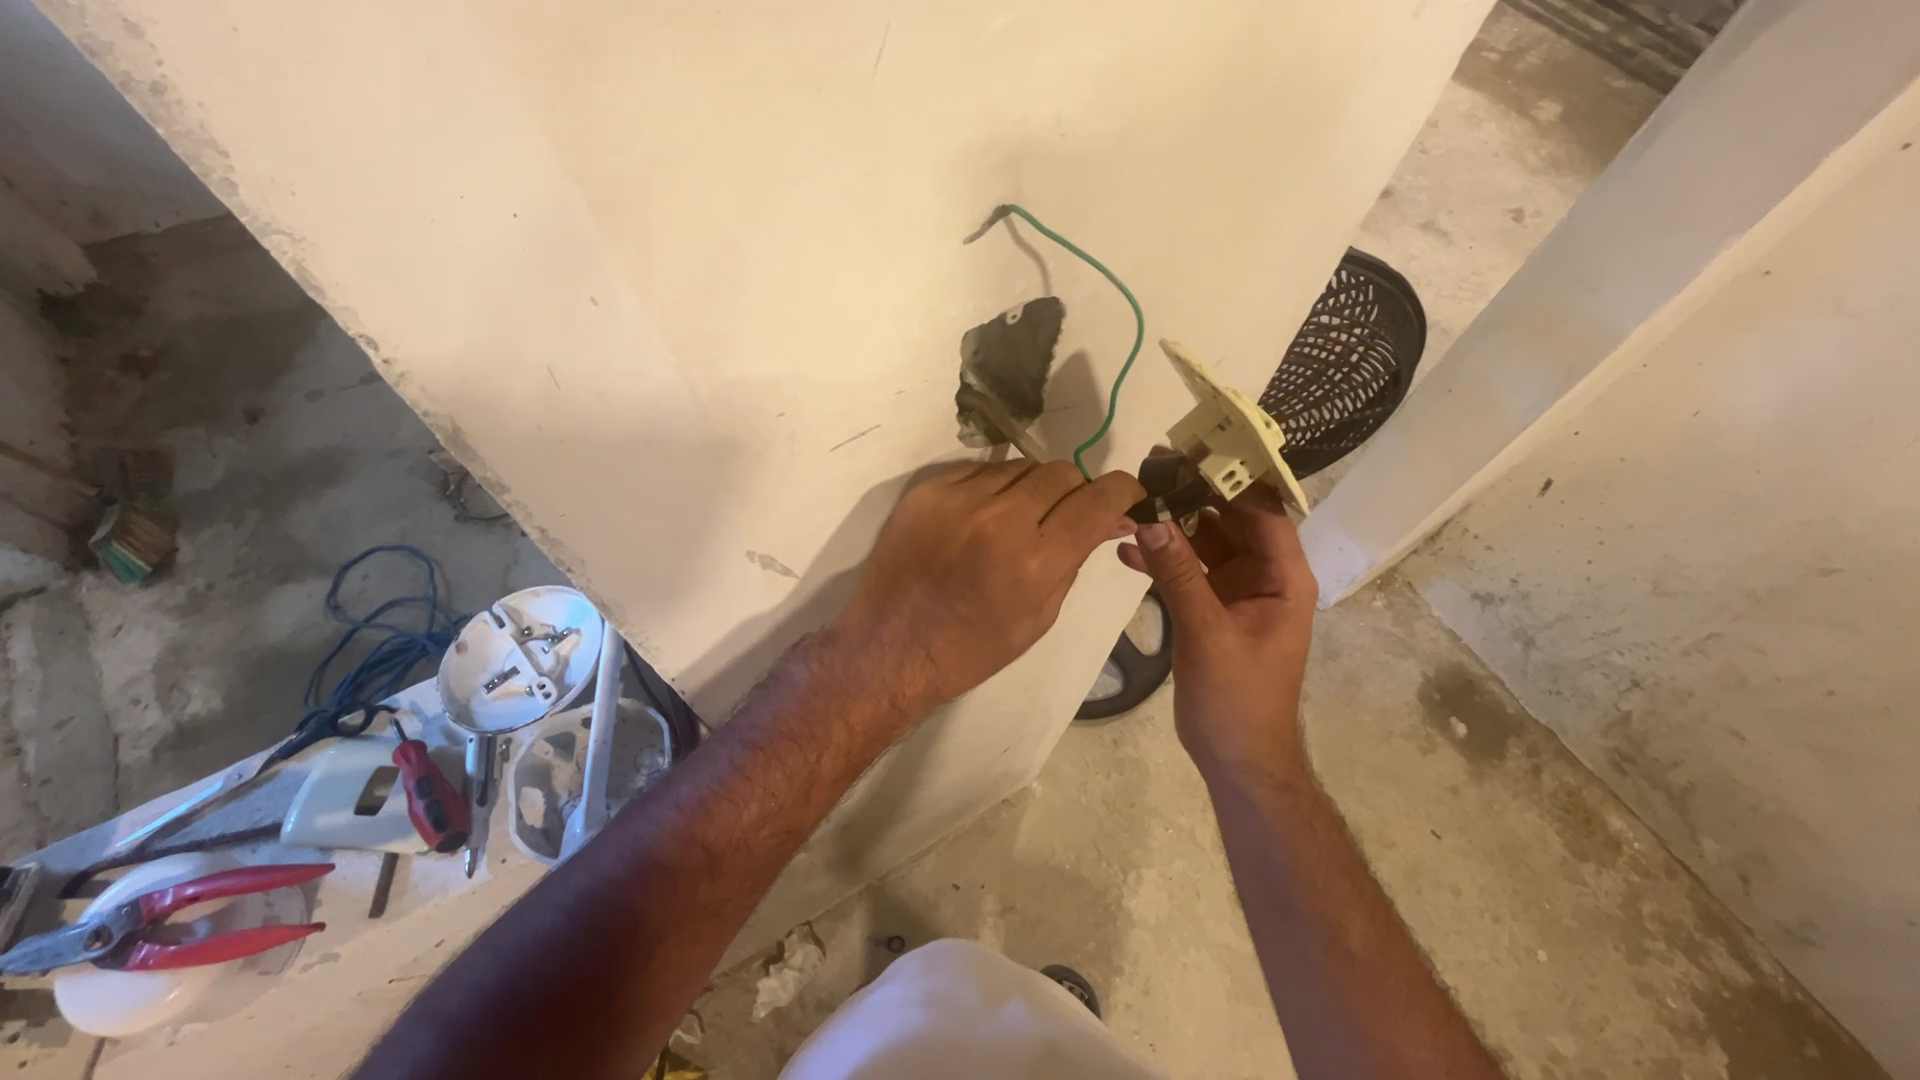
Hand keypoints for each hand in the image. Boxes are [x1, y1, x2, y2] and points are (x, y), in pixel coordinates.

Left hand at [833, 461, 1145, 713]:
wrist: (891, 649)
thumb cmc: (972, 647)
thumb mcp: (1040, 616)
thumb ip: (1076, 560)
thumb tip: (1111, 520)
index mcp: (1035, 561)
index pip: (1099, 500)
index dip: (1123, 492)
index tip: (1127, 497)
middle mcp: (1000, 519)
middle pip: (1062, 473)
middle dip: (1076, 491)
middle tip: (1065, 516)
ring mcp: (959, 499)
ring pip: (1021, 466)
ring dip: (1033, 488)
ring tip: (1019, 519)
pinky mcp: (927, 491)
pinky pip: (979, 470)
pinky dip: (993, 488)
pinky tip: (983, 517)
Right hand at [1118, 484, 1317, 779]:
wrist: (1237, 757)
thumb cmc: (1238, 698)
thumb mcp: (1207, 633)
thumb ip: (1178, 574)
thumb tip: (1150, 519)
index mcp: (1284, 579)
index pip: (1264, 512)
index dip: (1233, 479)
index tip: (1194, 449)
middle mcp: (1264, 578)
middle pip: (1231, 521)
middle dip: (1194, 495)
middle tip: (1152, 466)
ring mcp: (1236, 593)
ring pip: (1205, 543)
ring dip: (1173, 526)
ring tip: (1133, 501)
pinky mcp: (1211, 610)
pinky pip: (1187, 573)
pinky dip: (1162, 561)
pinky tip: (1126, 550)